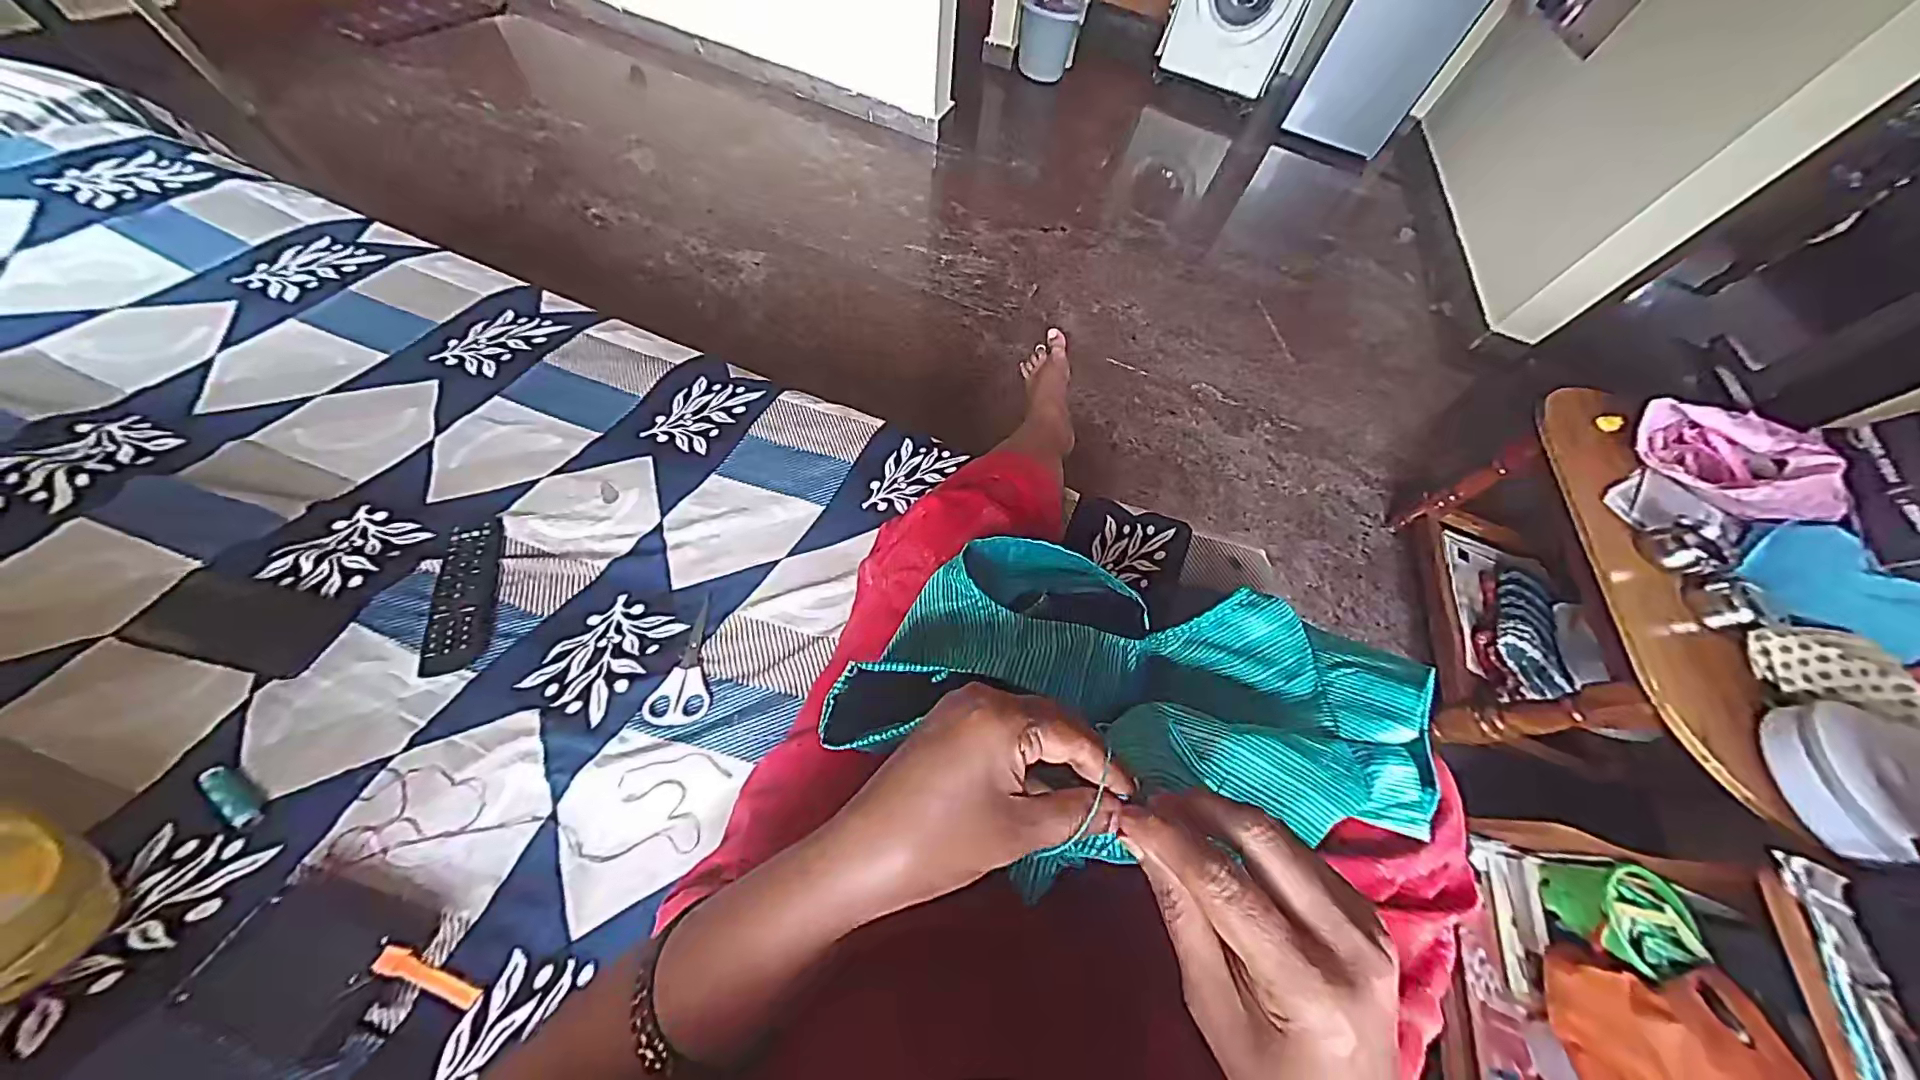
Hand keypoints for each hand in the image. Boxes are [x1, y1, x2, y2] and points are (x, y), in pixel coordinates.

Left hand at [818, 682, 1134, 917]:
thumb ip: (1077, 811)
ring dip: (1056, 754)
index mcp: (1002, 714)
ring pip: (1027, 723)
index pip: (1074, 732)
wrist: (862, 856)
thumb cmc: (942, 843)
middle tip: (1113, 795)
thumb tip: (1119, 808)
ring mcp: (959, 706)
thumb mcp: (1020, 829)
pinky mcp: (946, 723)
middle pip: (1052, 719)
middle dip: (1084, 756)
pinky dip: (1026, 752)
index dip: (1109, 767)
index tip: (1134, 796)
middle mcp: (982, 696)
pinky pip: (1002, 728)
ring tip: (1083, 793)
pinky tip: (1040, 781)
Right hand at [1120, 791, 1398, 1079]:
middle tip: (1154, 803)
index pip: (1224, 884)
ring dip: (1223, 813)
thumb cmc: (1267, 1069)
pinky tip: (1221, 837)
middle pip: (1262, 840)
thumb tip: (1143, 843)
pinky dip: (1253, 836)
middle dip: (1199, 808)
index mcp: (1307, 985)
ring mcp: (1367, 922)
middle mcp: (1349, 943)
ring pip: (1282, 835)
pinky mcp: (1369, 909)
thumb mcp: (1210, 1005)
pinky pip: (1301, 851)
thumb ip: (1182, 916)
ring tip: (1178, 813)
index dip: (1170, 839)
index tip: (1130, 814)